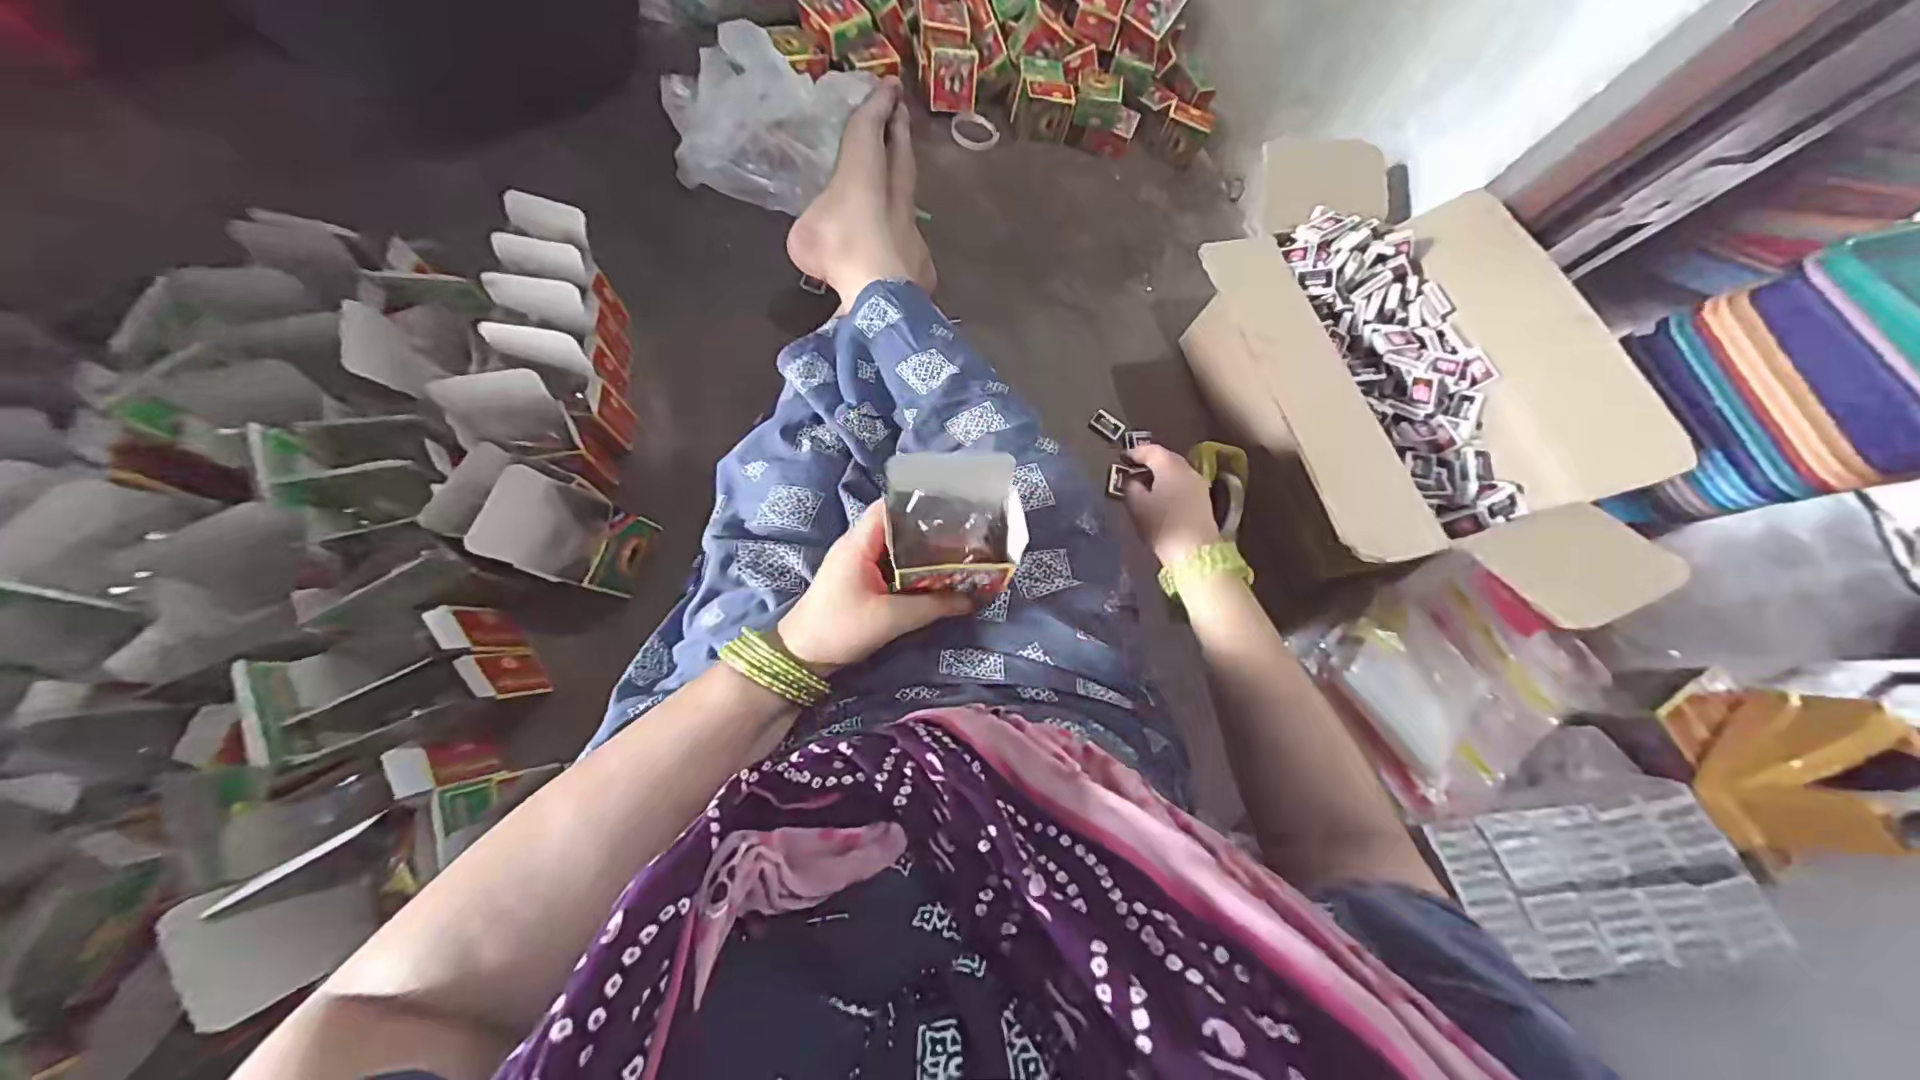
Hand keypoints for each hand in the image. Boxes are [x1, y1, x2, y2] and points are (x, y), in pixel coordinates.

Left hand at [778, 501, 972, 672]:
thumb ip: (935, 605)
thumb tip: (976, 598)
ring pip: (896, 547)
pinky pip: (892, 565)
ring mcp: (857, 562)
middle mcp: (858, 545)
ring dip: (923, 551)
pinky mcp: (860, 580)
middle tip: (965, 536)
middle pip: (897, 525)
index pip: (890, 506)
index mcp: (859, 542)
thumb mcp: (892, 619)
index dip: (920, 504)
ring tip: (958, 553)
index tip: (953, 511)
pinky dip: (912, 568)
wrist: (801, 657)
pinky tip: (936, 576)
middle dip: (930, 530)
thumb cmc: (840, 629)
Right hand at [786, 77, 936, 310]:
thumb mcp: (806, 237)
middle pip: (901, 155)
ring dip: (903, 185)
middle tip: (901, 114)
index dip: (877, 107)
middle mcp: (894, 195)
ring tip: (896, 181)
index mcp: (862, 173)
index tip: (888, 88)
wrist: (879, 294)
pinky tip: (895, 249)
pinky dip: (902, 239)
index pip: (869, 130)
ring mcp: (912, 230)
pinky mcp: (921, 262)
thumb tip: (826, 242)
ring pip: (909, 199)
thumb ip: (817, 228)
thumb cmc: (838, 251)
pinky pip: (910, 243)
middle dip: (899, 131)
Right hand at [1120, 444, 1222, 565]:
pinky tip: (1161, 496)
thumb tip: (1133, 480)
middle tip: (1133, 468)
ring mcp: (1198, 485)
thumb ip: (1131, 486)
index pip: (1152, 450)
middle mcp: (1187, 470)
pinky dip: (1170, 484)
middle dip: (1150, 461)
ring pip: (1176, 471)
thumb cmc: (1161, 524)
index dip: (1136, 452)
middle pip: (1167, 458)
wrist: (1194, 551)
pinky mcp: (1203, 500)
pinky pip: (1182, 484)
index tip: (1123, 457)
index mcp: (1170, 466)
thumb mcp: (1136, 505)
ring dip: (1161, 474)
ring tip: (1145, 483)